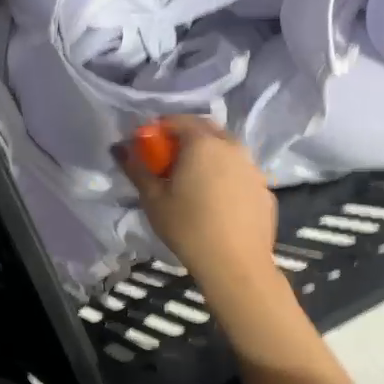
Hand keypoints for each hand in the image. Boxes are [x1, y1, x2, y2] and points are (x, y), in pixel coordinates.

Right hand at [117, 115, 278, 289]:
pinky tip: (214, 200)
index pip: (180, 120)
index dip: (160, 127)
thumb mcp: (152, 198)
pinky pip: (240, 172)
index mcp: (203, 144)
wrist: (235, 263)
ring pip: (227, 150)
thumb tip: (119, 148)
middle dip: (186, 137)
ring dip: (208, 155)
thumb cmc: (187, 226)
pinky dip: (225, 175)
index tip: (147, 144)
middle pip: (207, 130)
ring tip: (192, 180)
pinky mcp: (264, 189)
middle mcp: (232, 148)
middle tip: (168, 159)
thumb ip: (136, 168)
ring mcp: (253, 168)